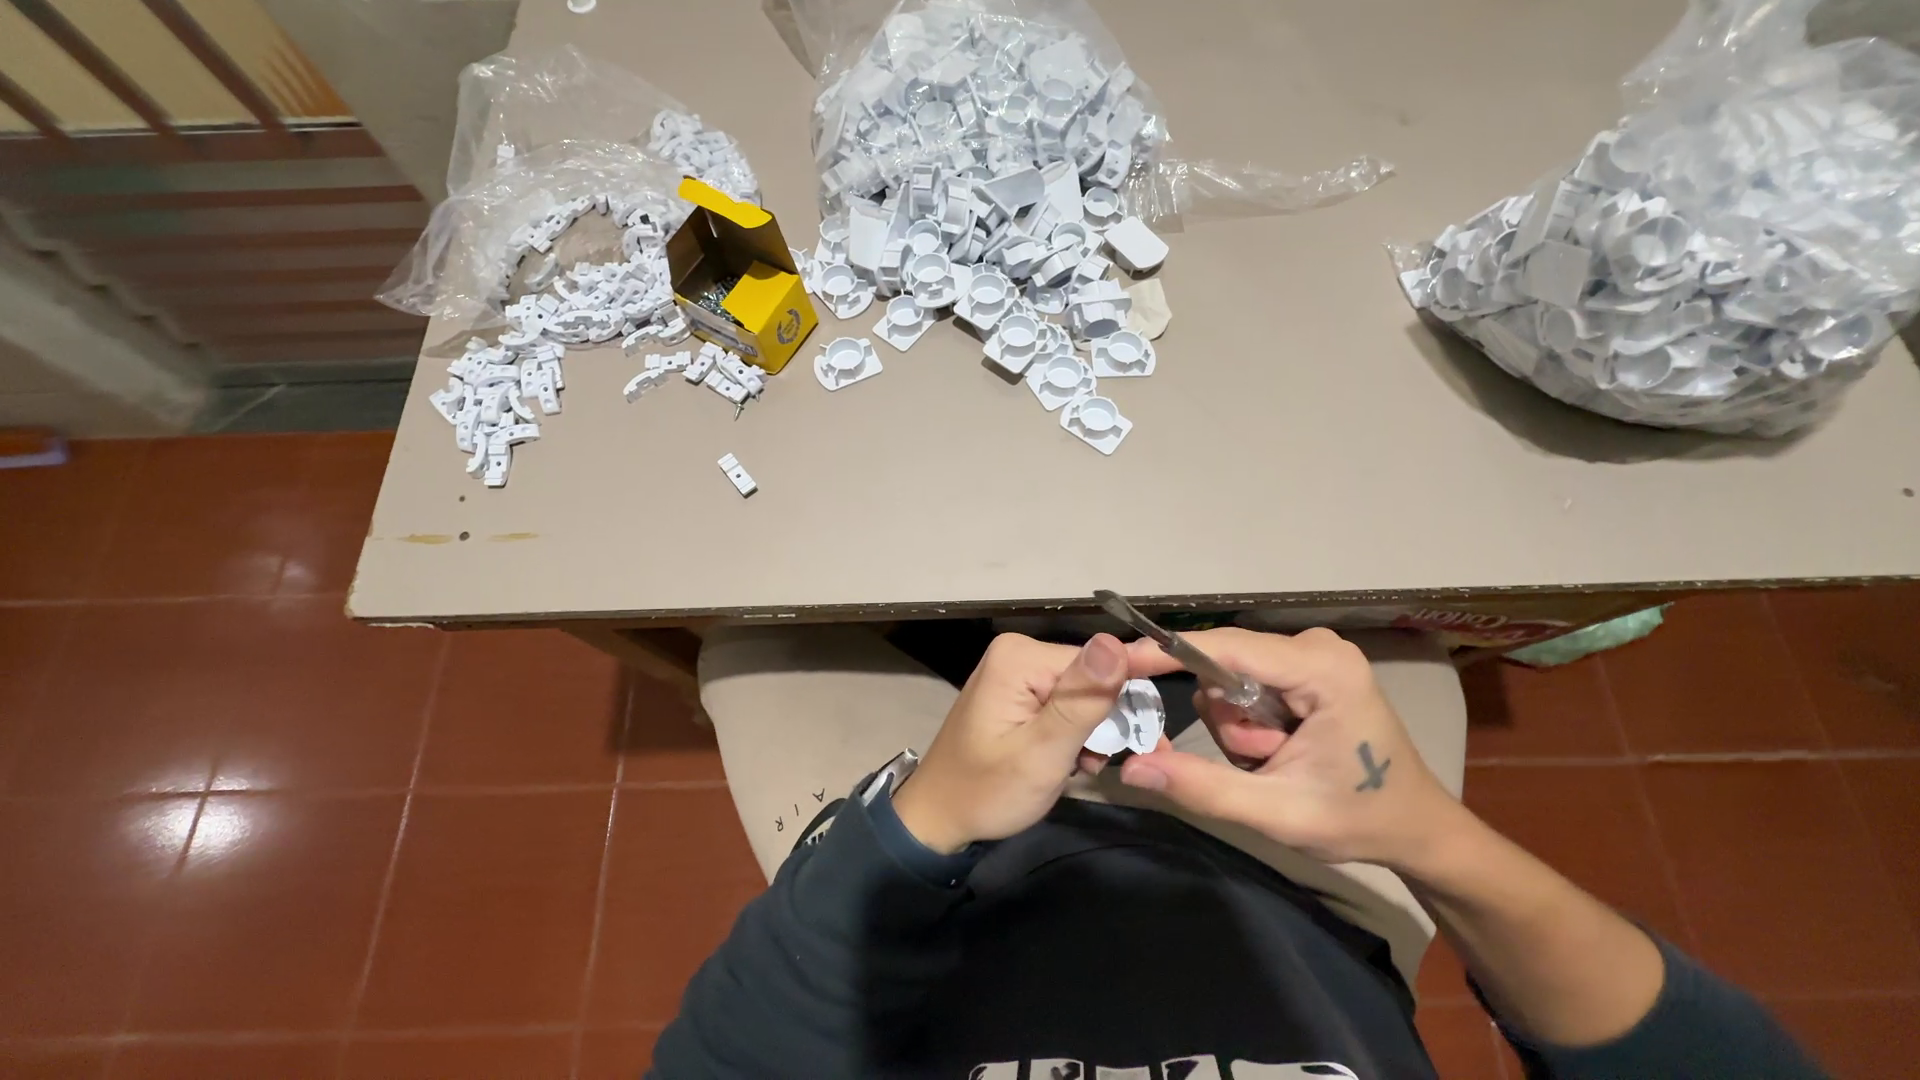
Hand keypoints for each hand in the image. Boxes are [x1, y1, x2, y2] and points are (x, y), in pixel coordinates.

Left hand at [892, 633, 1127, 853]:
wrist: (939, 819)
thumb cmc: (988, 790)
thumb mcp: (1041, 751)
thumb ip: (1081, 699)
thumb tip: (1117, 643)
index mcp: (1021, 658)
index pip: (1101, 663)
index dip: (1130, 698)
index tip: (1158, 735)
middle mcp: (1019, 654)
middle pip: (1093, 678)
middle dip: (1110, 722)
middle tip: (1123, 763)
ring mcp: (1016, 673)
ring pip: (1083, 695)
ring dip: (1093, 734)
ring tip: (1087, 768)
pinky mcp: (1018, 694)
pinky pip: (1065, 705)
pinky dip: (1075, 735)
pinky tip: (1072, 762)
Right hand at [1118, 627, 1465, 868]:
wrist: (1416, 826)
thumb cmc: (1359, 819)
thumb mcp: (1277, 812)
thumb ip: (1202, 787)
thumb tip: (1133, 767)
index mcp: (1323, 670)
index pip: (1225, 648)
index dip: (1165, 652)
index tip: (1115, 660)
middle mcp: (1318, 647)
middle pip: (1226, 664)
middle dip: (1229, 720)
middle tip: (1262, 763)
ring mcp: (1315, 653)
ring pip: (1232, 677)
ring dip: (1239, 726)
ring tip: (1278, 762)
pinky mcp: (1308, 666)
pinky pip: (1247, 682)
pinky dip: (1249, 721)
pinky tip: (1282, 750)